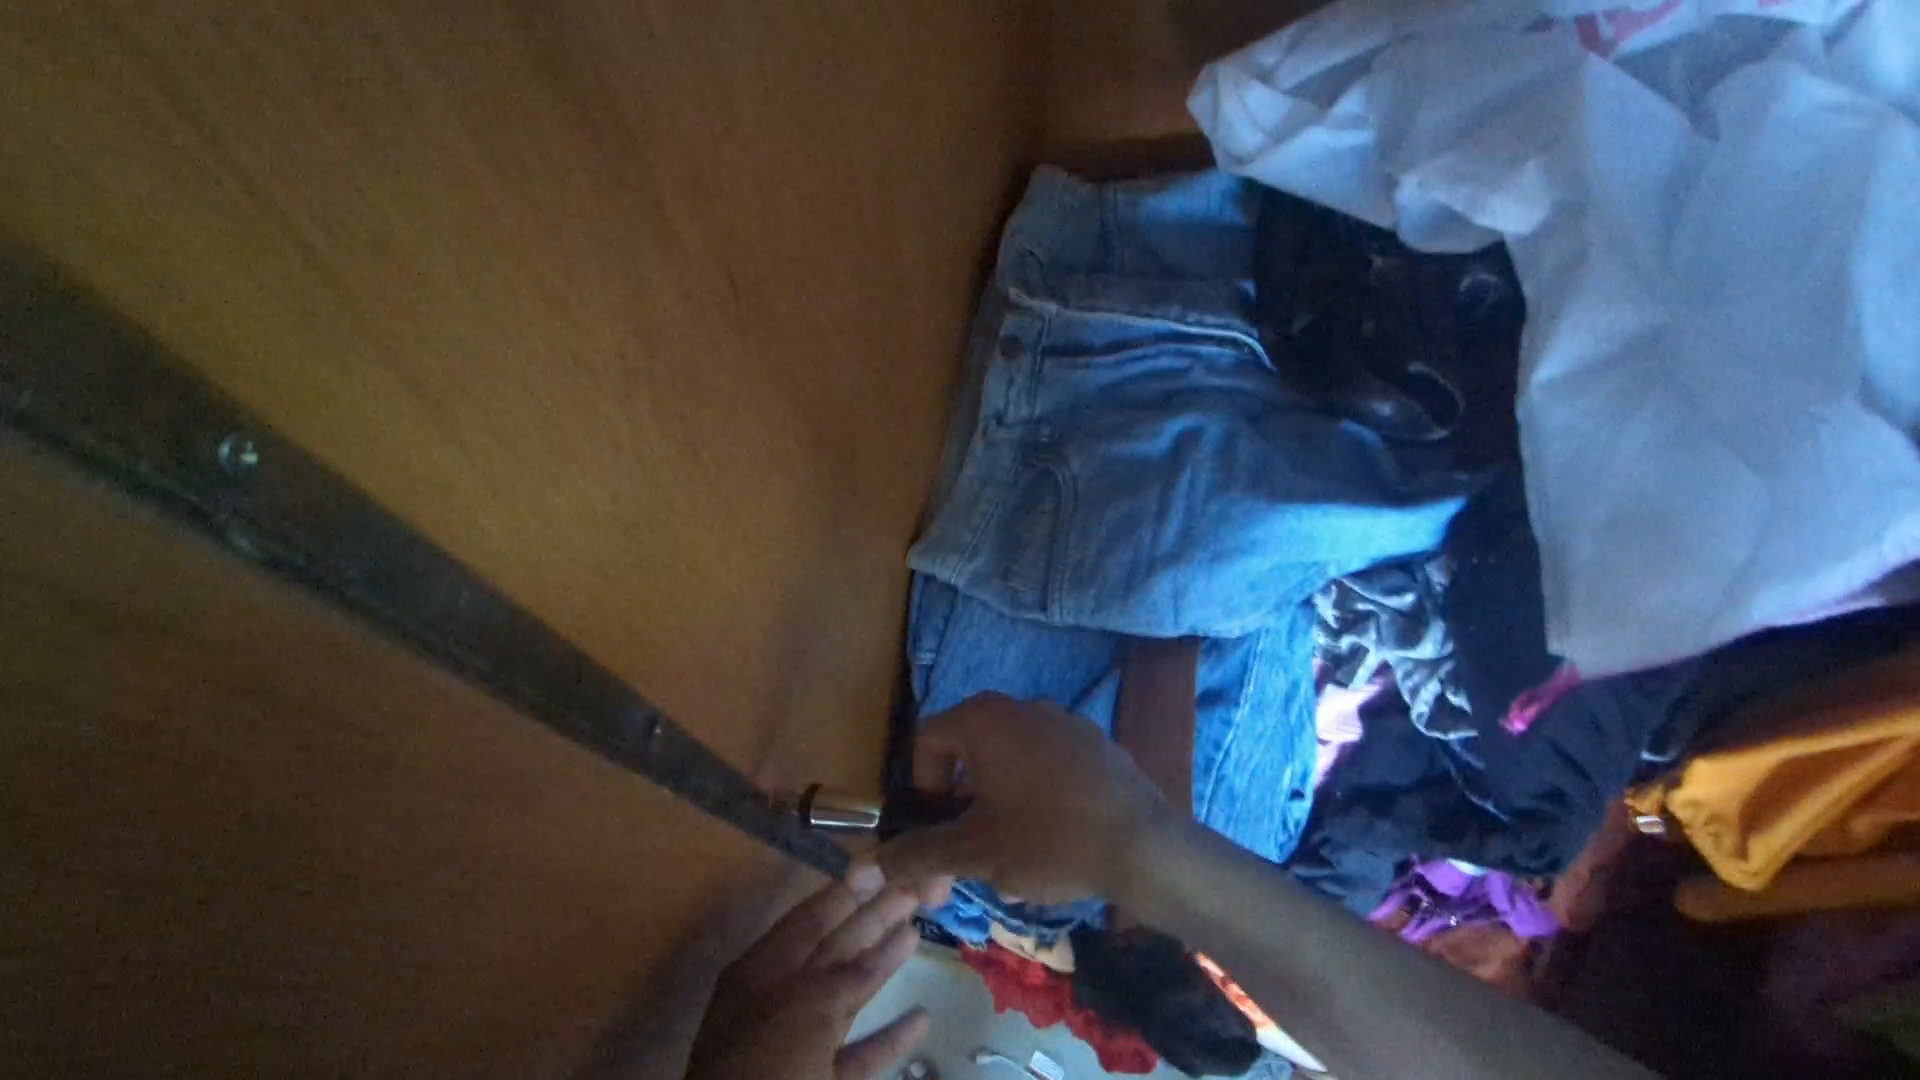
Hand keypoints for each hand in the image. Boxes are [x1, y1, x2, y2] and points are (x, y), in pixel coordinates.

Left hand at [684, 869, 932, 1079]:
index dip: (850, 890)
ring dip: (883, 965)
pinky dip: (888, 1037)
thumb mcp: (801, 1014)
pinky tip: (920, 1018)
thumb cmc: (763, 1075)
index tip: (887, 864)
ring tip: (919, 933)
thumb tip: (876, 950)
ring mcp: (796, 1049)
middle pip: (834, 949)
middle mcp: (776, 1003)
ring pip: (848, 996)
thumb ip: (841, 977)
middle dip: (874, 917)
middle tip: (917, 886)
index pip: (812, 917)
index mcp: (760, 975)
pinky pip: (858, 1056)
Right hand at [872, 692, 1176, 902]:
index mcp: (983, 720)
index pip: (926, 741)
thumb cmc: (1049, 840)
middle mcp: (1020, 705)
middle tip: (971, 847)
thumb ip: (918, 853)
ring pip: (1008, 755)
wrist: (1144, 845)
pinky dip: (1035, 788)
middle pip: (967, 747)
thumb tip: (868, 866)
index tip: (941, 830)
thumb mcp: (975, 852)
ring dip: (996, 795)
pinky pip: (1046, 759)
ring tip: (1013, 844)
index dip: (922, 789)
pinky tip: (1055, 829)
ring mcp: (1062, 718)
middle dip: (959, 799)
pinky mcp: (1093, 740)